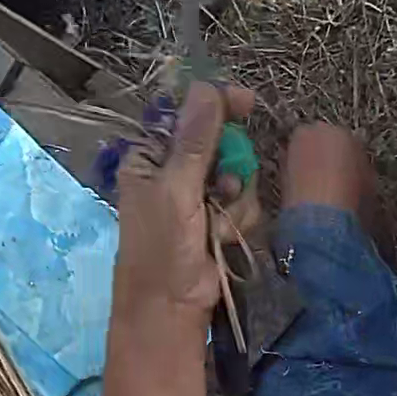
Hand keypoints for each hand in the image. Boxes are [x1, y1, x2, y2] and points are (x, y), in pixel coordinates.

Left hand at [111, 82, 255, 327]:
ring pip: (238, 176)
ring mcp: (201, 196)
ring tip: (213, 228)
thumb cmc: (161, 248)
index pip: (186, 117)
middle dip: (227, 169)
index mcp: (151, 158)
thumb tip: (206, 88)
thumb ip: (194, 141)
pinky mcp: (222, 219)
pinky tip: (221, 239)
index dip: (215, 106)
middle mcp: (176, 172)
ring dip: (232, 202)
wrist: (172, 308)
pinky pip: (245, 202)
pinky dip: (238, 221)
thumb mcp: (175, 189)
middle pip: (220, 145)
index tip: (245, 102)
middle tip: (221, 189)